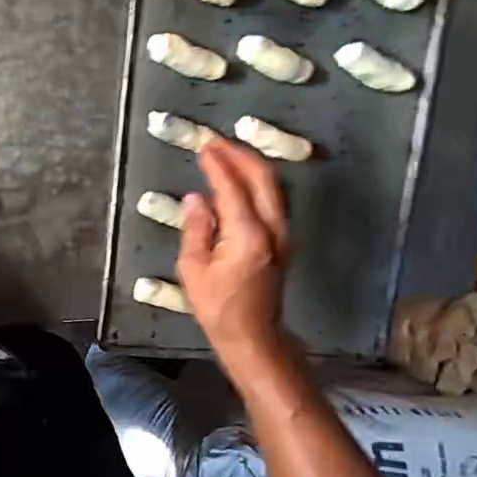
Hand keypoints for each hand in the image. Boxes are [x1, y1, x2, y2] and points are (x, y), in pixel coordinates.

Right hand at [177, 136, 291, 362]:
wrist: (251, 333)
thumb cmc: (217, 306)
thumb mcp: (193, 269)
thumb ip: (196, 229)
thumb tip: (196, 199)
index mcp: (248, 235)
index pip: (234, 188)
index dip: (219, 165)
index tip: (204, 147)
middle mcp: (273, 229)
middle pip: (263, 179)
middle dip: (240, 156)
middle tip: (218, 143)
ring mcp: (283, 234)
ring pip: (273, 187)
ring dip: (252, 167)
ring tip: (229, 155)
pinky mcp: (283, 241)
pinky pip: (273, 201)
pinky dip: (257, 184)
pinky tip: (240, 183)